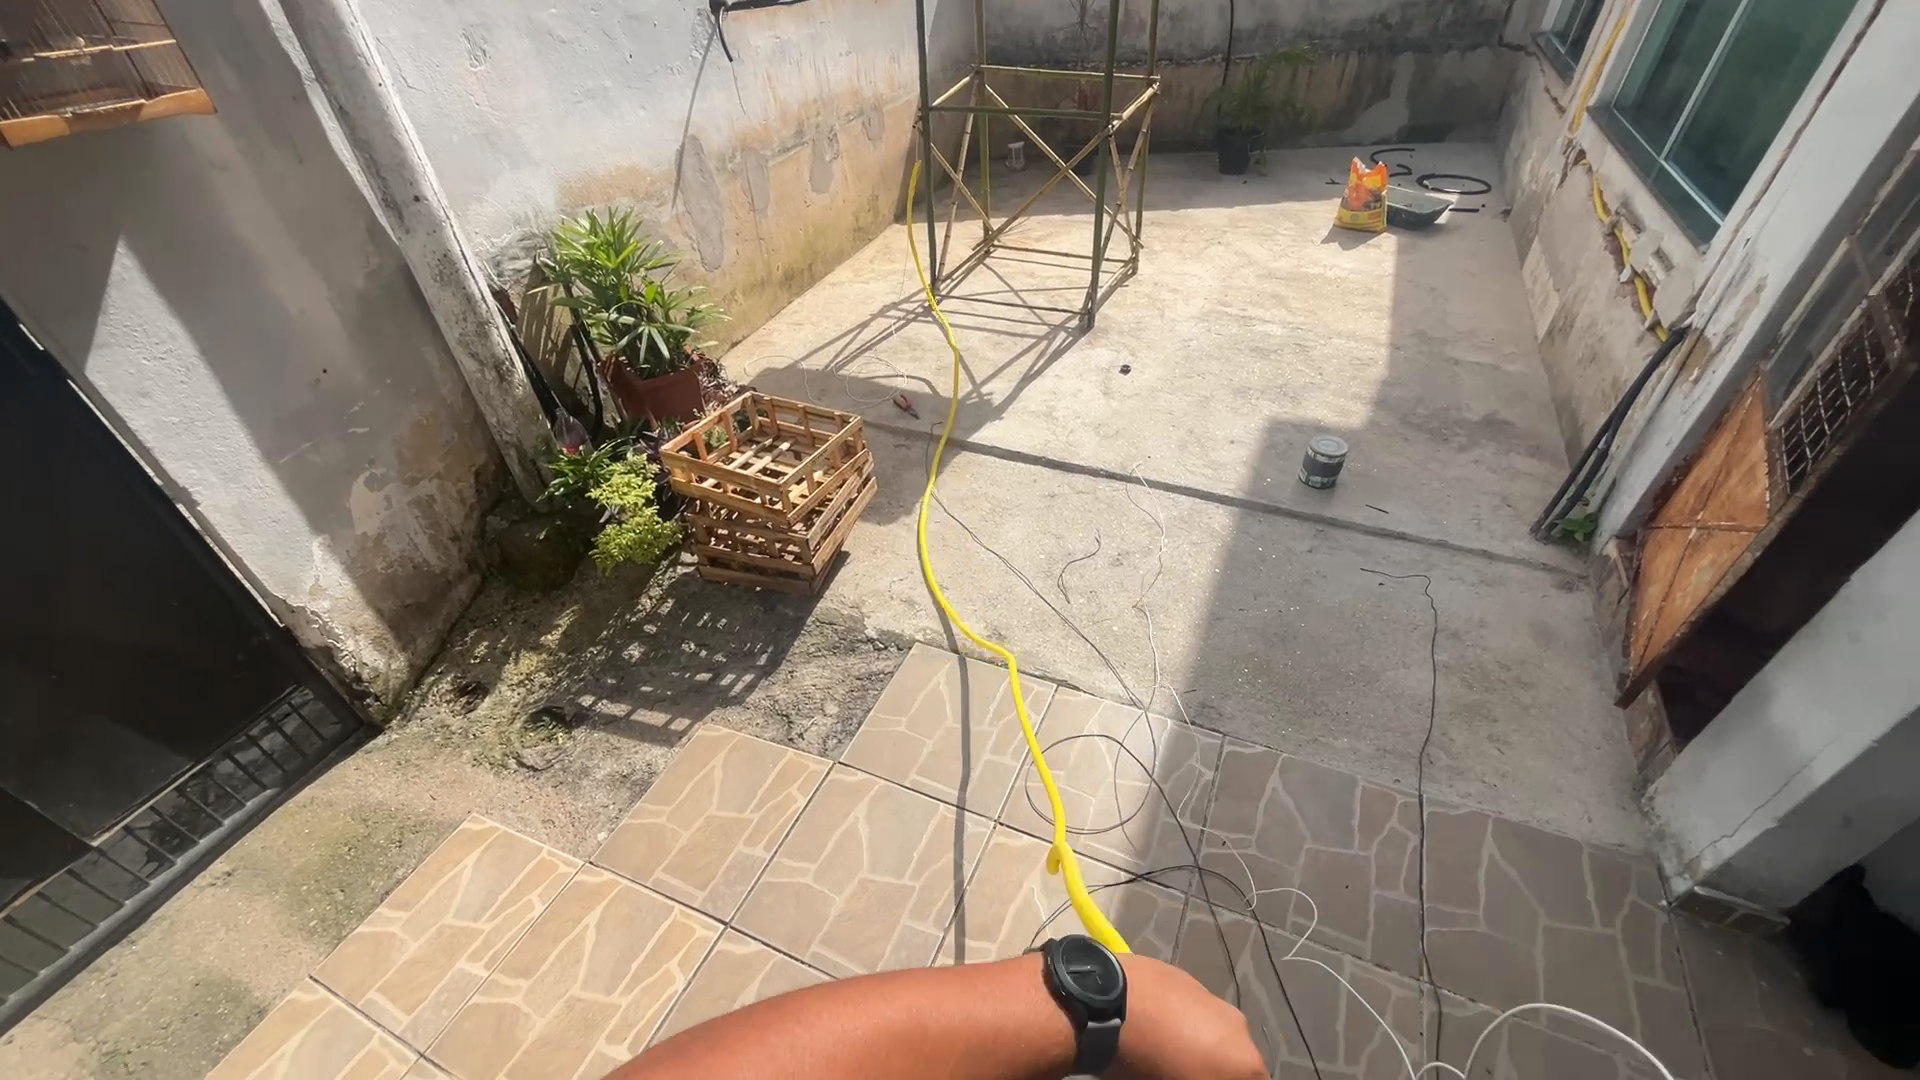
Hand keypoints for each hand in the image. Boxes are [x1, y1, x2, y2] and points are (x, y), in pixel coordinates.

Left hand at [1110, 955, 1266, 1079]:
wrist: (1108, 1002)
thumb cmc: (1147, 1064)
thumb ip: (1204, 1076)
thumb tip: (1201, 1069)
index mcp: (1246, 1061)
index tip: (1198, 1077)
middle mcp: (1237, 1025)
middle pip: (1236, 1061)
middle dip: (1216, 1070)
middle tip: (1184, 1072)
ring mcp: (1209, 995)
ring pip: (1214, 1032)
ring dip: (1201, 1046)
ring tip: (1168, 1053)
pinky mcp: (1182, 975)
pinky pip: (1192, 1009)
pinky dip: (1183, 1022)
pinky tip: (1155, 1027)